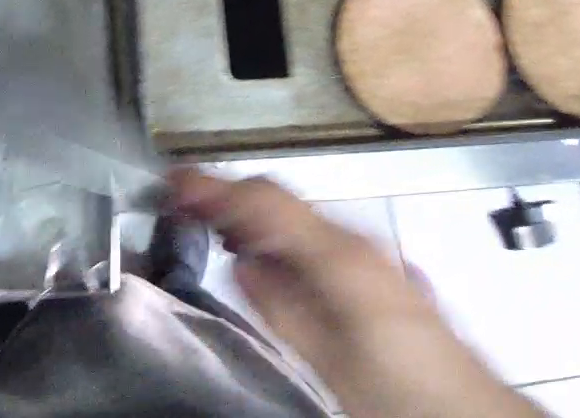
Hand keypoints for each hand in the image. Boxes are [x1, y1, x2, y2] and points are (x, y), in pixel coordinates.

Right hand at [168, 168, 543, 417]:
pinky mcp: (376, 269)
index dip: (214, 187)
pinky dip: (276, 233)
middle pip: (277, 200)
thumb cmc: (406, 399)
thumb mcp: (333, 363)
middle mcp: (355, 242)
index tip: (173, 182)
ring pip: (294, 216)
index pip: (264, 200)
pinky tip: (262, 254)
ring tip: (208, 226)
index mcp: (340, 256)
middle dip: (226, 197)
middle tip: (179, 205)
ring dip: (249, 215)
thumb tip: (241, 264)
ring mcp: (369, 252)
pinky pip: (313, 235)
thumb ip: (283, 308)